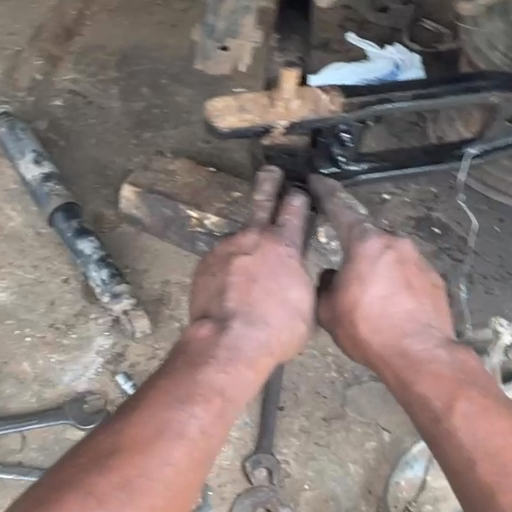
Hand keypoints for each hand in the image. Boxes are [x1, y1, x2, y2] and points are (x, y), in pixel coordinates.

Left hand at [186, 166, 314, 370]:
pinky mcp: (205, 264)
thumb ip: (300, 277)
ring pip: (239, 241)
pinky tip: (231, 290)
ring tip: (248, 272)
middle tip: (270, 171)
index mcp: (285, 245)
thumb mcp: (306, 302)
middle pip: (263, 200)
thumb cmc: (277, 328)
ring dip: (245, 249)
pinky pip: (221, 262)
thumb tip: (294, 274)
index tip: (300, 189)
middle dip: (269, 183)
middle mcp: (254, 237)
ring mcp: (226, 248)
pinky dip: (227, 271)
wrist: (230, 340)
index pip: (295, 208)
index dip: (299, 197)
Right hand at [307, 176, 459, 375]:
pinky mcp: (435, 280)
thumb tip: (332, 276)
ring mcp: (419, 259)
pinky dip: (397, 286)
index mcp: (364, 243)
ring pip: (389, 257)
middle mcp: (394, 243)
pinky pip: (408, 275)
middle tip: (346, 277)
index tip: (318, 180)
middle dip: (355, 252)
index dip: (326, 193)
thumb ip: (325, 285)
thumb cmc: (368, 330)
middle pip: (367, 238)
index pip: (340, 209)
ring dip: (378, 271)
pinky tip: (392, 308)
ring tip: (371, 300)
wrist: (420, 354)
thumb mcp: (329, 311)